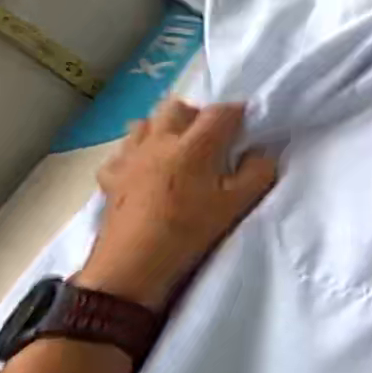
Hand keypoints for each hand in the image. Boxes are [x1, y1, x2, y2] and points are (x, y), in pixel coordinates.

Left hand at [73, 99, 276, 311]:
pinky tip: (143, 172)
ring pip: (146, 123)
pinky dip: (136, 154)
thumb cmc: (189, 232)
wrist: (134, 266)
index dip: (238, 115)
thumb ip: (257, 173)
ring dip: (164, 129)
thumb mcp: (236, 205)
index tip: (247, 129)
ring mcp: (130, 155)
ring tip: (176, 152)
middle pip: (178, 107)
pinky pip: (123, 152)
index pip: (221, 112)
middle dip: (197, 116)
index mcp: (195, 144)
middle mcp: (160, 139)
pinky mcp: (110, 175)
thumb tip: (261, 152)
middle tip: (211, 141)